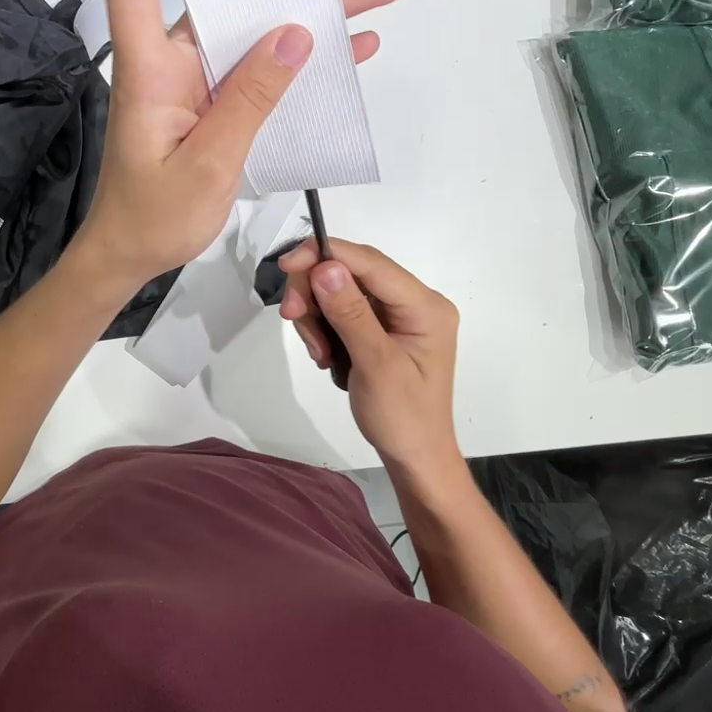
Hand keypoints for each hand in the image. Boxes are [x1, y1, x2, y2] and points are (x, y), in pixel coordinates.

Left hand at [69, 0, 414, 287]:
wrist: (133, 253)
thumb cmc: (150, 216)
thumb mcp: (204, 164)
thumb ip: (249, 100)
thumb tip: (298, 34)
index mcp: (151, 64)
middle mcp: (177, 58)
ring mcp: (203, 80)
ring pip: (268, 24)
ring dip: (328, 2)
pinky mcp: (223, 103)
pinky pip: (272, 67)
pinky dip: (315, 52)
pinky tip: (362, 37)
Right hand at [279, 239, 459, 468]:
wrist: (414, 456)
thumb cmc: (402, 416)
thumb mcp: (375, 365)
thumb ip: (350, 314)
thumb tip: (325, 268)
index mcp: (425, 307)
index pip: (369, 262)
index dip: (325, 255)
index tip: (287, 266)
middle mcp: (413, 302)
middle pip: (350, 272)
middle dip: (315, 292)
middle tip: (292, 318)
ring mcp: (396, 315)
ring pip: (338, 291)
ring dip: (317, 315)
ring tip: (318, 353)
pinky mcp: (379, 328)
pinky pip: (340, 310)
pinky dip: (323, 327)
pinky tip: (324, 354)